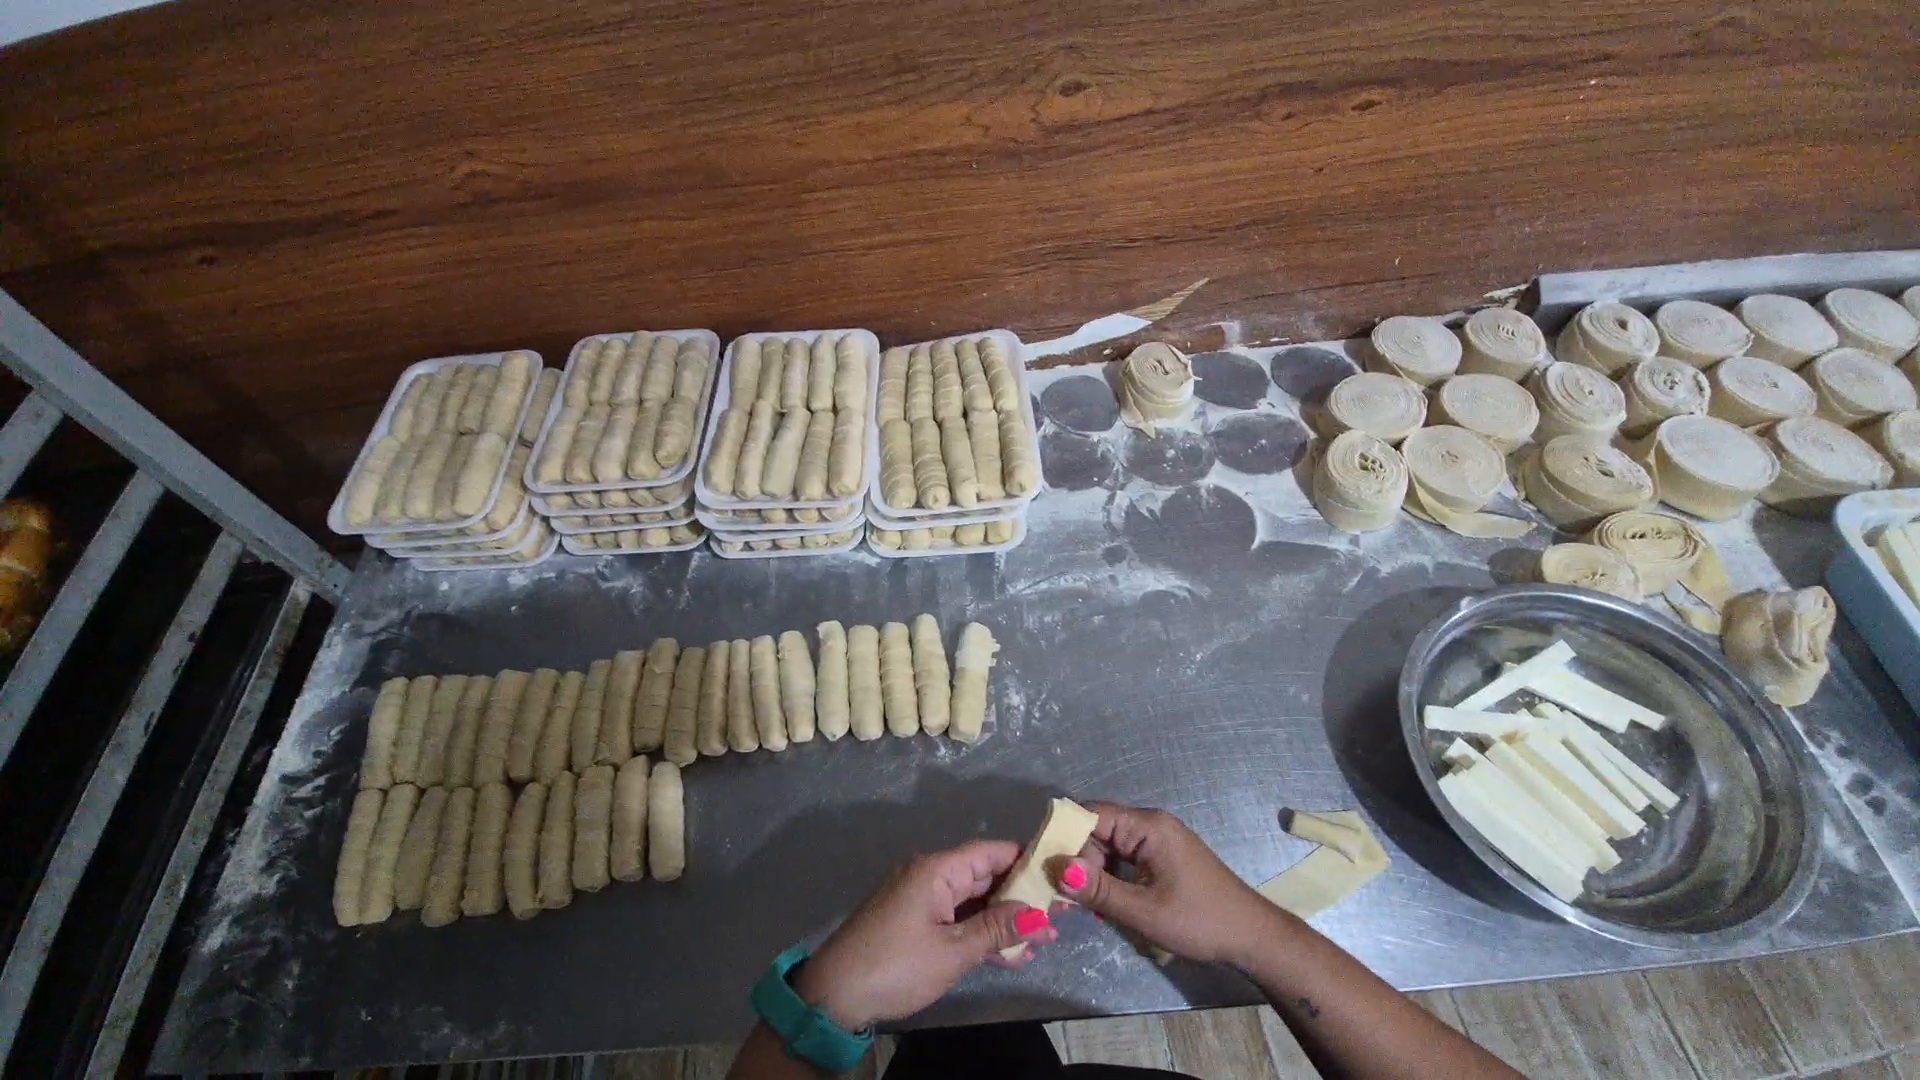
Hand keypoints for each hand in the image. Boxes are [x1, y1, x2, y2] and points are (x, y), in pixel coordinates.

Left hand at [792, 839, 1053, 1030]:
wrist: (834, 997)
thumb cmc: (896, 966)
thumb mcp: (952, 951)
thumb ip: (997, 929)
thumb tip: (1040, 914)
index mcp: (936, 869)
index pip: (990, 852)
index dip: (1025, 860)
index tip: (1058, 875)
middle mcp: (929, 874)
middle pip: (984, 875)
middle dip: (1020, 897)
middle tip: (1059, 917)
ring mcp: (920, 899)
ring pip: (972, 901)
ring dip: (1004, 920)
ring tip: (1042, 942)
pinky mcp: (913, 921)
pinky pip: (956, 917)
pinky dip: (980, 932)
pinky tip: (1010, 954)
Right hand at [1056, 802, 1285, 968]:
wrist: (1252, 937)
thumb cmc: (1199, 921)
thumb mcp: (1143, 910)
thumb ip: (1098, 889)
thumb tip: (1056, 868)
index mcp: (1148, 826)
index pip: (1092, 814)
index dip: (1065, 835)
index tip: (1044, 863)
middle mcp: (1151, 824)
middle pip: (1098, 828)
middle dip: (1077, 857)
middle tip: (1061, 892)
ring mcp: (1158, 840)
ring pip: (1109, 844)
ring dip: (1092, 869)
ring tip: (1078, 900)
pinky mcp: (1161, 857)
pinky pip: (1124, 856)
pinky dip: (1109, 874)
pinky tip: (1101, 900)